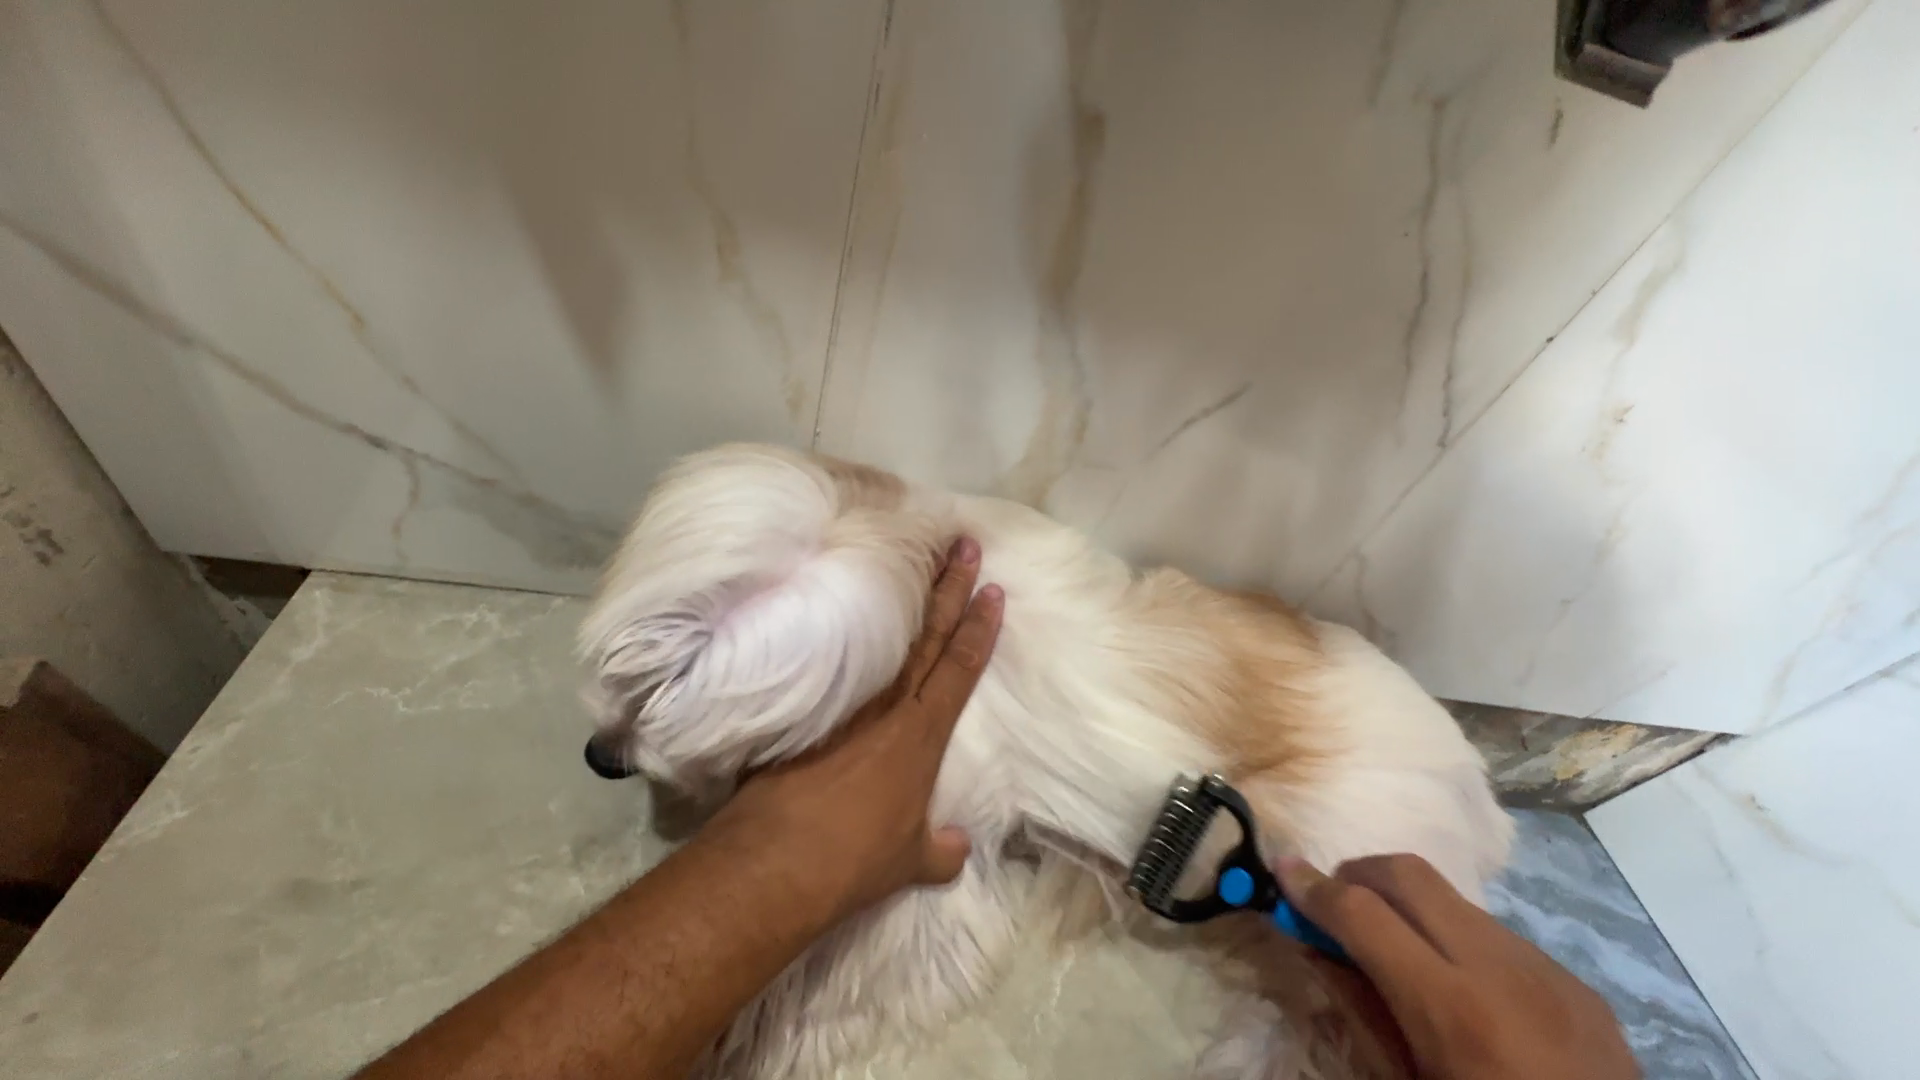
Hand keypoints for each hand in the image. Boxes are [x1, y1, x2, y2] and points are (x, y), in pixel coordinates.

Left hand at [705, 536, 1002, 920]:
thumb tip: (958, 846)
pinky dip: (847, 632)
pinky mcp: (804, 709)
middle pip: (926, 635)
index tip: (993, 590)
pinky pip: (834, 660)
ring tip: (914, 557)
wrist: (777, 860)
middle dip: (949, 587)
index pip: (959, 668)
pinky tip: (846, 612)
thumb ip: (939, 849)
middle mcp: (887, 706)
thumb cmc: (855, 859)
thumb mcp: (909, 861)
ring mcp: (843, 702)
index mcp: (922, 735)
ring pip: (883, 638)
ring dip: (904, 597)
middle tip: (963, 544)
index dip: (979, 628)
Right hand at [1277, 854, 1640, 1079]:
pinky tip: (1461, 988)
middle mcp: (1502, 970)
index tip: (1282, 873)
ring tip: (1396, 950)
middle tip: (1335, 904)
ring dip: (1408, 907)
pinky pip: (1498, 936)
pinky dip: (1458, 940)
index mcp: (1453, 1010)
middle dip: (1358, 873)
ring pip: (1453, 900)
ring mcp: (1548, 971)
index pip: (1363, 913)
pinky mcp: (1577, 984)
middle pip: (1408, 874)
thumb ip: (1361, 1008)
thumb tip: (1316, 943)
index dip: (1313, 888)